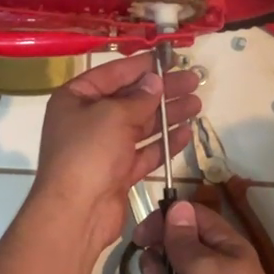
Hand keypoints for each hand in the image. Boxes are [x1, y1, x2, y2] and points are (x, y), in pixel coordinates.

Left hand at [32, 53, 201, 257]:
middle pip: (129, 99)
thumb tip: (154, 81)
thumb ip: (138, 98)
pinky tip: (187, 133)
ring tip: (197, 104)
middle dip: (162, 91)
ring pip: (140, 126)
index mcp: (76, 98)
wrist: (76, 213)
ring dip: (168, 115)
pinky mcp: (118, 173)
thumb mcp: (113, 115)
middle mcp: (87, 120)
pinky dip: (164, 143)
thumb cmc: (89, 152)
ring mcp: (103, 148)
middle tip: (193, 81)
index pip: (111, 74)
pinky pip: (144, 152)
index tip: (167, 60)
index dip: (140, 66)